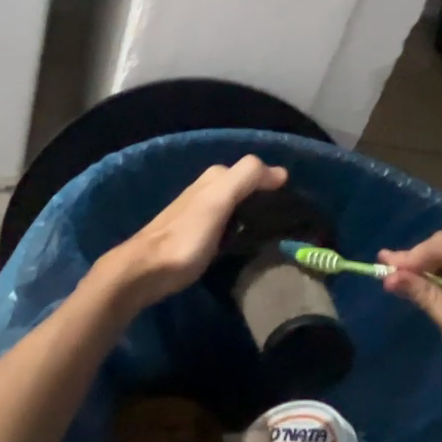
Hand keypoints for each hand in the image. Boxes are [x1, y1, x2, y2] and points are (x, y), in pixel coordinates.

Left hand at [89, 156, 288, 310]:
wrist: (145, 271)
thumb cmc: (185, 237)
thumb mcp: (217, 201)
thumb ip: (244, 179)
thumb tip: (280, 171)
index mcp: (212, 179)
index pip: (251, 171)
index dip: (272, 182)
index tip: (295, 204)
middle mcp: (204, 191)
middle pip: (242, 189)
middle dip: (264, 199)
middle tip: (290, 222)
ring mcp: (198, 215)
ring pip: (233, 207)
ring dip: (252, 216)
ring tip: (276, 235)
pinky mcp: (195, 238)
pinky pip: (225, 227)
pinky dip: (239, 231)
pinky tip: (248, 246)